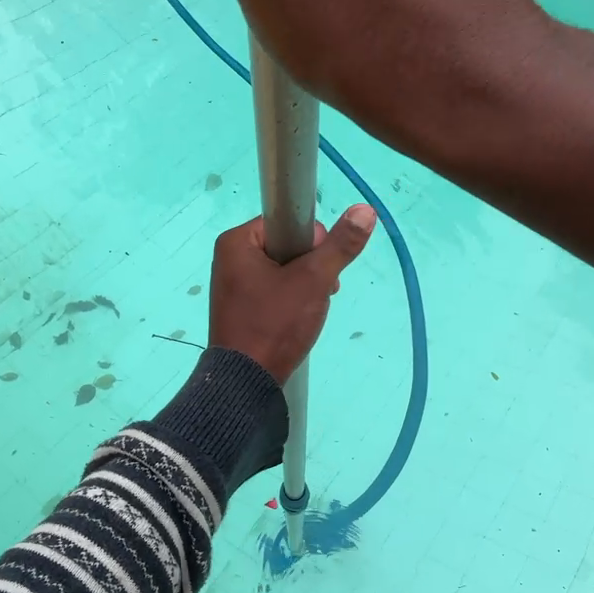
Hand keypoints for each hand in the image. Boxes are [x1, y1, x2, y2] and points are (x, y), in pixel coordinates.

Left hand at [210, 205, 376, 379]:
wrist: (246, 383)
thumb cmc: (275, 324)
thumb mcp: (313, 281)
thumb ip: (340, 246)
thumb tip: (365, 210)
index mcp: (236, 241)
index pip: (286, 222)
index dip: (311, 241)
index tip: (321, 267)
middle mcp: (228, 258)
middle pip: (286, 247)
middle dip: (310, 269)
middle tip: (321, 292)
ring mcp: (232, 285)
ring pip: (283, 271)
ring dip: (304, 287)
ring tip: (310, 310)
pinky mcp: (239, 308)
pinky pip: (272, 291)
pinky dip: (290, 301)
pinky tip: (297, 320)